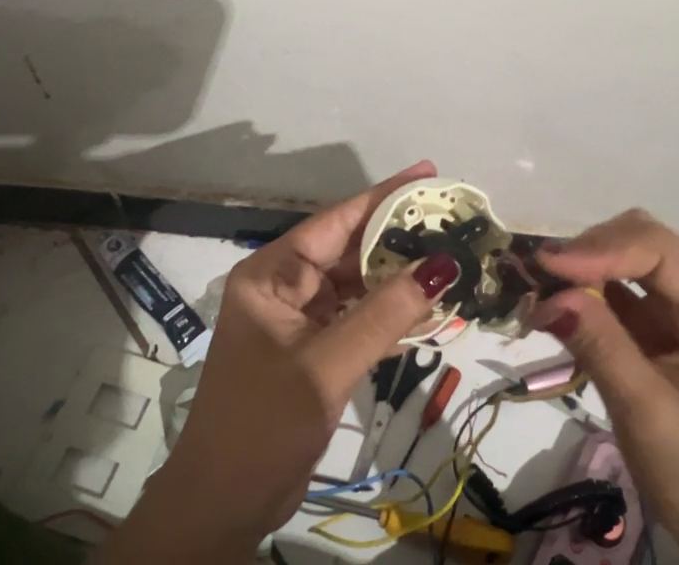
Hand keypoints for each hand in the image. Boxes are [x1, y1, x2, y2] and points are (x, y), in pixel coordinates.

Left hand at [99, 162, 461, 564]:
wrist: (224, 503)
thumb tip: (443, 265)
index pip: (336, 221)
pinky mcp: (314, 350)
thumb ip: (385, 314)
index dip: (384, 196)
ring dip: (400, 275)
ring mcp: (299, 320)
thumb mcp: (326, 365)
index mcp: (271, 274)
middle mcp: (284, 287)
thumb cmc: (264, 424)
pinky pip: (359, 316)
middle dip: (399, 235)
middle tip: (454, 219)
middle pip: (349, 248)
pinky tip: (429, 305)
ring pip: (358, 283)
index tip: (430, 174)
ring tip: (451, 255)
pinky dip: (391, 312)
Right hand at [531, 210, 678, 564]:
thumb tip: (547, 295)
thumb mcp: (647, 413)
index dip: (602, 249)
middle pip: (644, 245)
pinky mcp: (659, 333)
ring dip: (581, 271)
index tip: (547, 266)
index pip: (661, 252)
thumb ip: (600, 346)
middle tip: (537, 277)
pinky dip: (583, 297)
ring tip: (536, 290)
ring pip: (627, 264)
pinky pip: (618, 297)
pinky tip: (553, 307)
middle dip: (590, 253)